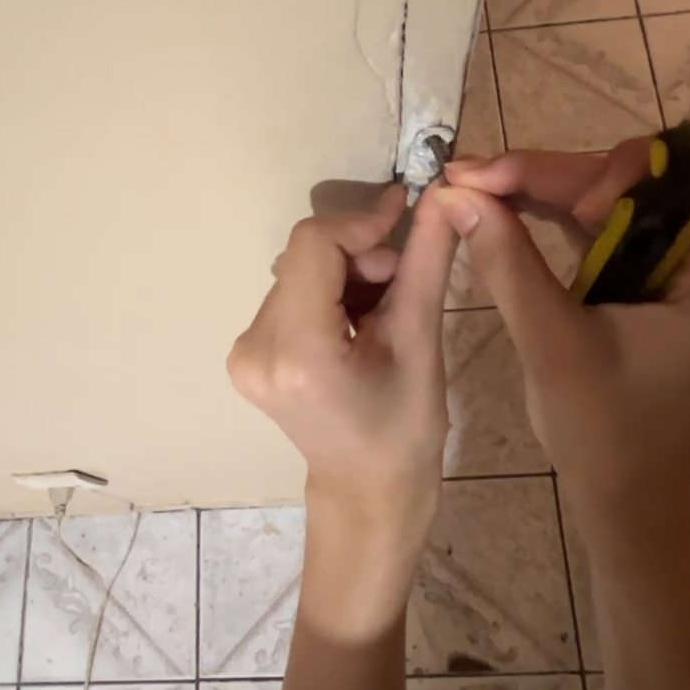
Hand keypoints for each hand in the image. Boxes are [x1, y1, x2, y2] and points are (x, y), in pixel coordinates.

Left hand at [227, 186, 459, 629]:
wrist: (366, 491)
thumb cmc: (404, 432)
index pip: (315, 245)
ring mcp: (244, 352)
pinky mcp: (247, 354)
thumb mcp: (421, 343)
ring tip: (383, 311)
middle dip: (359, 255)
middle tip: (402, 281)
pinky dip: (329, 294)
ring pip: (299, 273)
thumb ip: (426, 263)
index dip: (362, 221)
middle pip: (306, 257)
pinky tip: (357, 324)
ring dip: (346, 274)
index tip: (406, 211)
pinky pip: (290, 296)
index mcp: (297, 350)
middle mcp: (254, 346)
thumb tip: (445, 198)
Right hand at [430, 132, 689, 548]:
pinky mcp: (656, 286)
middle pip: (652, 177)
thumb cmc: (603, 432)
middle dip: (568, 173)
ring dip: (556, 189)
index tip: (554, 190)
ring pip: (625, 197)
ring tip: (481, 186)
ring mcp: (688, 273)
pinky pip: (614, 229)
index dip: (628, 163)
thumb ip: (508, 262)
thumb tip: (458, 194)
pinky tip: (509, 210)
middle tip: (485, 180)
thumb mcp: (552, 343)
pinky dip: (562, 218)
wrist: (624, 498)